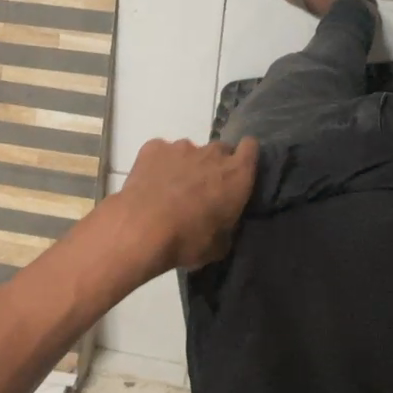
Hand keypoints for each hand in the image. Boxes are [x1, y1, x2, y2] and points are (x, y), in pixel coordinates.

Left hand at [103, 138, 258, 275]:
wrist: (141, 229)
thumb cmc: (188, 241)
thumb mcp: (220, 245)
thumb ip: (228, 223)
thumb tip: (223, 220)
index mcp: (236, 175)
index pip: (251, 148)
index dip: (245, 157)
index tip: (238, 173)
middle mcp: (212, 153)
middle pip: (220, 150)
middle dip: (214, 166)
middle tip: (202, 190)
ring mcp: (181, 146)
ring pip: (190, 151)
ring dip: (186, 166)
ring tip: (171, 191)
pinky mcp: (154, 147)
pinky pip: (162, 152)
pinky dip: (159, 164)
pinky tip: (151, 184)